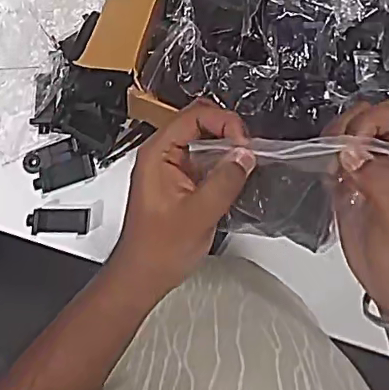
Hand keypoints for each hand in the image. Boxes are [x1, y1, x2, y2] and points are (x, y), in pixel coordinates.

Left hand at [106, 102, 253, 298]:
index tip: (242, 144)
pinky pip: (204, 160)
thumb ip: (224, 181)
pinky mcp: (179, 180)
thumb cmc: (156, 249)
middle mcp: (161, 154)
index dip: (223, 123)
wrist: (143, 274)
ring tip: (242, 165)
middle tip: (245, 151)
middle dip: (226, 130)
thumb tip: (244, 156)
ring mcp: (170, 166)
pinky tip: (233, 179)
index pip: (194, 115)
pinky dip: (221, 164)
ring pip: (203, 140)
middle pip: (199, 121)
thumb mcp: (199, 214)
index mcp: (157, 153)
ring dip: (225, 148)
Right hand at [328, 101, 388, 315]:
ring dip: (336, 140)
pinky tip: (330, 176)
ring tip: (335, 164)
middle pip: (370, 118)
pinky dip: (326, 156)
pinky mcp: (349, 183)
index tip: (357, 141)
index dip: (374, 121)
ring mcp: (370, 171)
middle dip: (351, 127)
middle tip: (341, 151)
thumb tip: (352, 150)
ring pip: (350, 133)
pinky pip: (335, 155)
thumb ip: (377, 180)